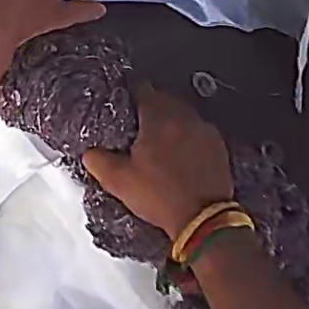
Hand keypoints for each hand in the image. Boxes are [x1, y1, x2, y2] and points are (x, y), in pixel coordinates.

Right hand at [84, 86, 232, 235]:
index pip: (142, 89)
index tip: (122, 102)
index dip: (129, 93)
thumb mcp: (118, 180)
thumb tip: (90, 152)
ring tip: (156, 140)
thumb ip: (98, 160)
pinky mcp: (218, 147)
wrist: (202, 219)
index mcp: (159, 118)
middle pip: (164, 99)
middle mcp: (185, 118)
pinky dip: (186, 137)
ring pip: (183, 115)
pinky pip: (197, 132)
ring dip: (169, 122)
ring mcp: (205, 131)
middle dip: (149, 107)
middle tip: (135, 124)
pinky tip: (177, 155)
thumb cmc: (159, 195)